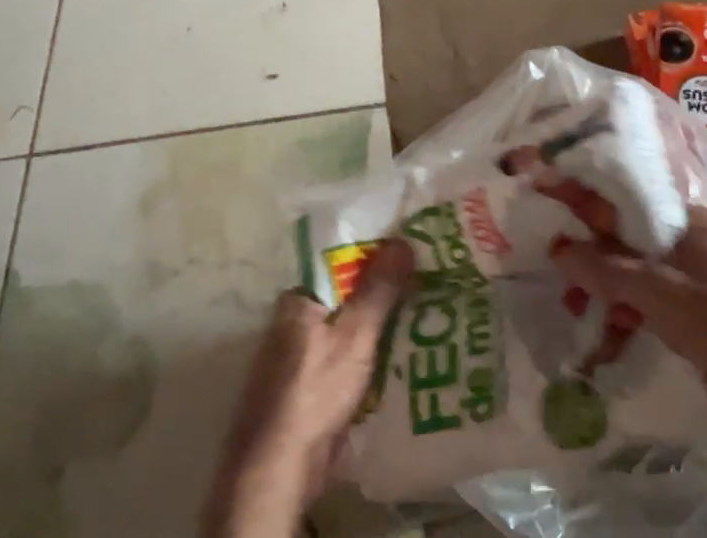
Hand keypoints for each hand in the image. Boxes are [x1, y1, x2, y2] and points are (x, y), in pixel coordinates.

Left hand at [202, 241, 413, 537]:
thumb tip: (402, 240)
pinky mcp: (308, 391)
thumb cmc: (314, 392)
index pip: (341, 265)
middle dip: (383, 298)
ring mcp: (299, 360)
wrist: (278, 467)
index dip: (377, 260)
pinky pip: (346, 364)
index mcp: (298, 300)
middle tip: (428, 290)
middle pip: (346, 300)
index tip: (413, 258)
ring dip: (380, 333)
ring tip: (426, 322)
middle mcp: (292, 324)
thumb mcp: (355, 336)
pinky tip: (401, 363)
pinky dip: (370, 362)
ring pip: (348, 334)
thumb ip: (378, 290)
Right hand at [551, 205, 706, 429]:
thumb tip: (558, 249)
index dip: (596, 215)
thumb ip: (605, 268)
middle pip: (638, 245)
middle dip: (601, 267)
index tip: (562, 229)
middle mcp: (705, 243)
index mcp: (698, 220)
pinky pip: (663, 307)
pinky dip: (639, 317)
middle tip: (570, 289)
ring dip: (615, 297)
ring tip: (585, 317)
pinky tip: (616, 338)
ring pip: (648, 279)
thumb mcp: (656, 290)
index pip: (636, 206)